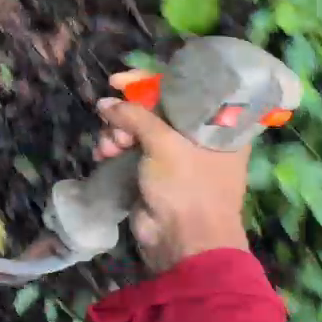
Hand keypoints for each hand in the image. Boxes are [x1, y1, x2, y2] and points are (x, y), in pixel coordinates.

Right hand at [96, 71, 251, 272]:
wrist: (183, 240)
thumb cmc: (189, 188)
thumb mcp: (165, 145)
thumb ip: (134, 117)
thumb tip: (105, 103)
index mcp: (217, 130)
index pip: (184, 92)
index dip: (150, 82)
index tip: (118, 81)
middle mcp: (197, 139)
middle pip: (153, 110)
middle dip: (126, 114)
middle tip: (113, 123)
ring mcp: (174, 156)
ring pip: (134, 128)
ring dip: (115, 133)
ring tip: (109, 147)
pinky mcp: (151, 171)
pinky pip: (127, 148)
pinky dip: (112, 148)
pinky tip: (103, 156)